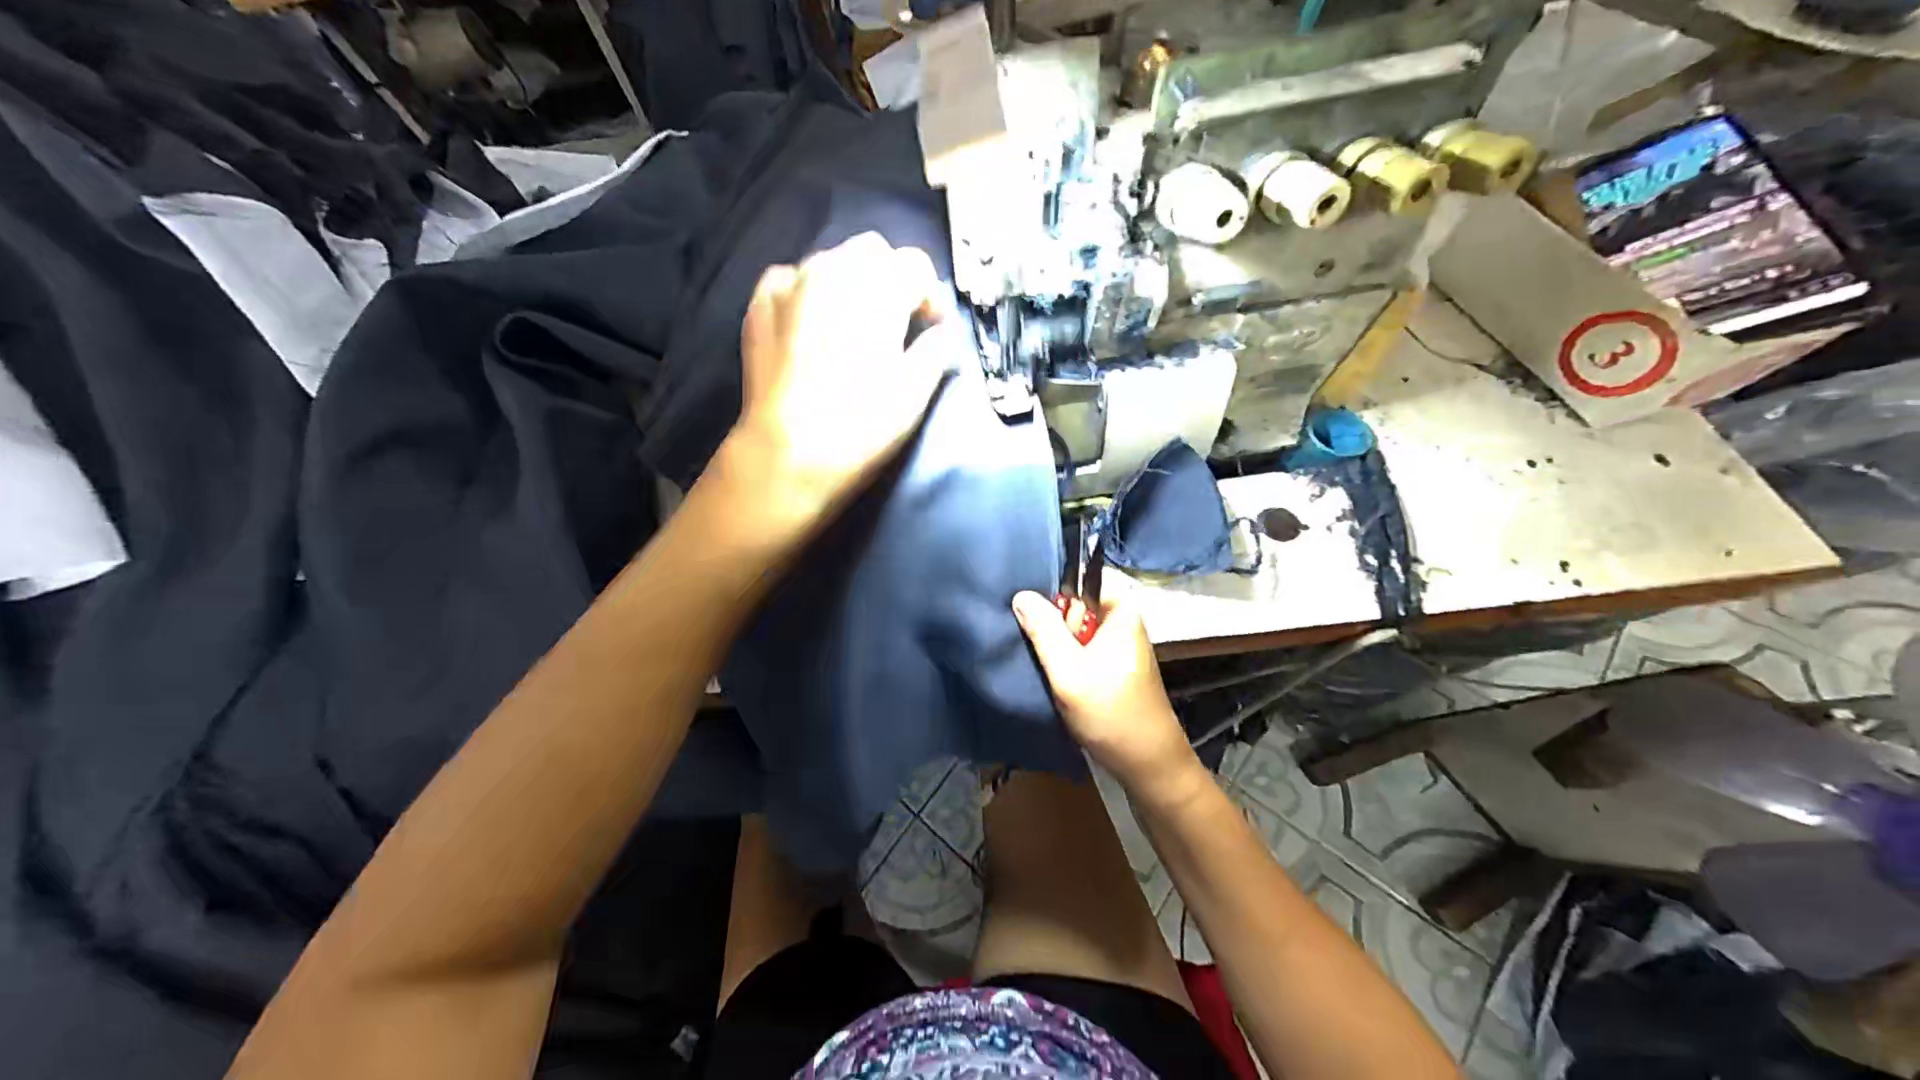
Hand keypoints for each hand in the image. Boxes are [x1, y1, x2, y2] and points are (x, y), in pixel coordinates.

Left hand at [724, 232, 949, 530]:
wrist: (788, 452)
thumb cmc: (862, 422)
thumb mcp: (916, 390)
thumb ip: (936, 348)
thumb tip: (942, 331)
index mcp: (878, 285)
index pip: (915, 265)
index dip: (929, 295)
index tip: (930, 328)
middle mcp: (832, 269)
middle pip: (871, 252)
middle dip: (888, 278)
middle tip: (892, 323)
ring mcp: (790, 283)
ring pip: (828, 262)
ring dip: (847, 283)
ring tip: (849, 326)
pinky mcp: (758, 304)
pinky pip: (789, 281)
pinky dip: (805, 293)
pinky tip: (809, 325)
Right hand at [1011, 591, 1205, 802]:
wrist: (1148, 765)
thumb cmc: (1111, 714)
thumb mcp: (1069, 671)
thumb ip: (1044, 631)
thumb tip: (1021, 594)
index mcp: (1121, 610)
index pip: (1081, 576)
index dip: (1053, 589)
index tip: (1027, 610)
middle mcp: (1122, 620)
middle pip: (1076, 603)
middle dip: (1052, 618)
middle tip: (1031, 641)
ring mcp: (1118, 644)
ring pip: (1076, 628)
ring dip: (1056, 642)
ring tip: (1037, 657)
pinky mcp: (1112, 665)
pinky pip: (1082, 647)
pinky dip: (1065, 657)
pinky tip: (1052, 672)